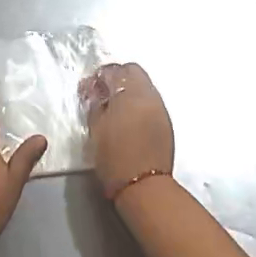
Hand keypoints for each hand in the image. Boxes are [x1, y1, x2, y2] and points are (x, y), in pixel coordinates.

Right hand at [82, 62, 173, 199]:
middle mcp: (147, 93)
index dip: (99, 76)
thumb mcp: (96, 132)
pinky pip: (151, 98)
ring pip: (143, 83)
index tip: (89, 87)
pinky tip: (129, 116)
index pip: (114, 71)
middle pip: (132, 71)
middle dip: (117, 77)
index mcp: (128, 93)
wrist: (144, 185)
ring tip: (115, 106)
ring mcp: (159, 104)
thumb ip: (95, 107)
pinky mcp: (165, 118)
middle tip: (102, 93)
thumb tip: (94, 92)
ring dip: (129, 88)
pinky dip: (139, 100)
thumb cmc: (114, 159)